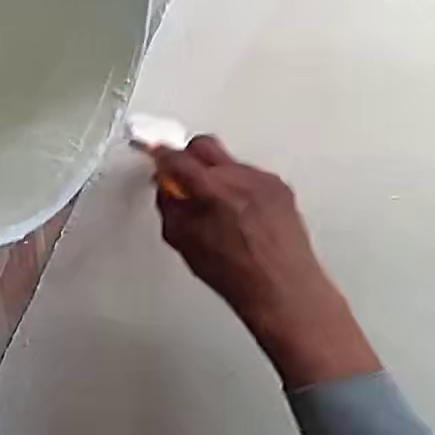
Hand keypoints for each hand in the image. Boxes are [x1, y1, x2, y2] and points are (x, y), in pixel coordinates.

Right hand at [153, 136, 381, 387]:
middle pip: (205, 146)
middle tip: (176, 173)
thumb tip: (166, 191)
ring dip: (212, 174)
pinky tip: (230, 211)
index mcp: (213, 189)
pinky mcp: (280, 189)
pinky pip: (249, 175)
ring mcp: (265, 182)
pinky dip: (234, 186)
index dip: (160, 155)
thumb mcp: (183, 240)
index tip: (153, 154)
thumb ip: (170, 207)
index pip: (177, 158)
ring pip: (228, 160)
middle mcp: (242, 178)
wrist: (280, 288)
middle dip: (186, 156)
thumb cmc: (237, 274)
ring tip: (206, 204)